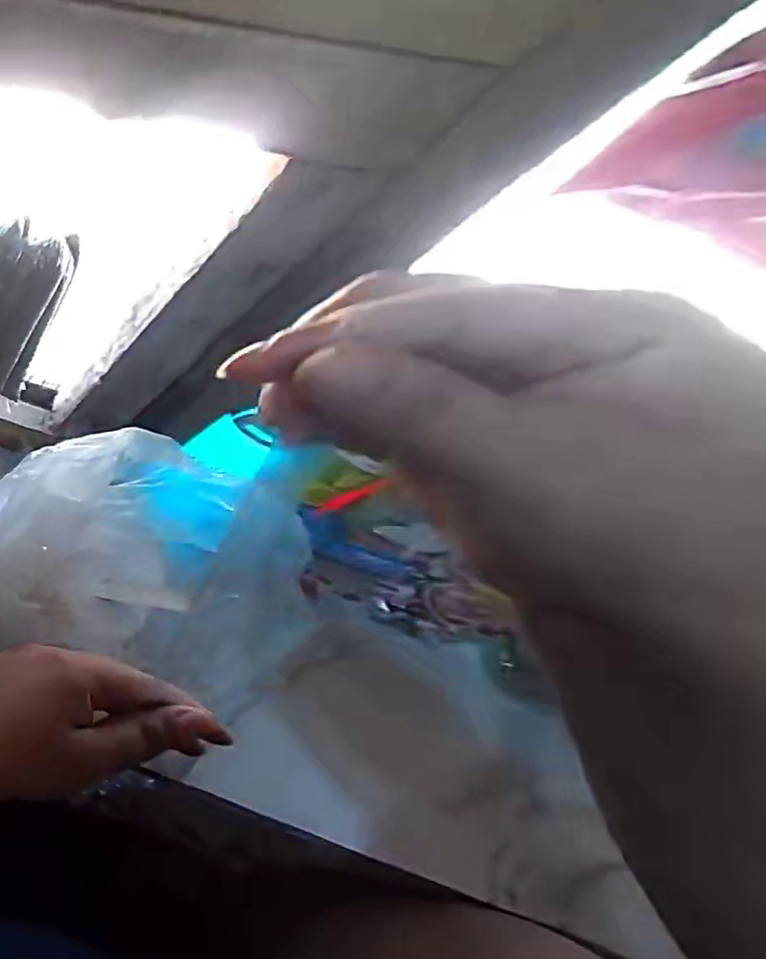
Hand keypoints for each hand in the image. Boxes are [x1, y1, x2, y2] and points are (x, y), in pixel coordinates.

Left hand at [0, 644, 230, 806]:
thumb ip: (141, 735)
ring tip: (147, 739)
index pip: (143, 685)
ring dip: (119, 706)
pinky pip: (59, 681)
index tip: (221, 737)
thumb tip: (196, 718)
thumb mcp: (86, 756)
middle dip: (154, 710)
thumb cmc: (17, 760)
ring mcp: (24, 657)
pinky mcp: (6, 670)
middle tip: (193, 746)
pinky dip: (85, 702)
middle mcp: (51, 651)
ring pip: (86, 679)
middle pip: (115, 678)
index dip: (184, 712)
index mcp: (75, 667)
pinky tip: (92, 724)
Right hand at [218, 272, 765, 644]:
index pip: (431, 310)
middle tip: (256, 388)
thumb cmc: (644, 540)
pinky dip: (351, 416)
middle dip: (325, 351)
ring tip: (277, 415)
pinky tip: (314, 427)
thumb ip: (409, 406)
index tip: (245, 370)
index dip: (329, 335)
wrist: (712, 648)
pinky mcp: (489, 445)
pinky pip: (404, 411)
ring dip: (330, 384)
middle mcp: (554, 345)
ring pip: (398, 368)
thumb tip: (305, 367)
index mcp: (591, 322)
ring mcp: (520, 396)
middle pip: (411, 324)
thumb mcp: (519, 466)